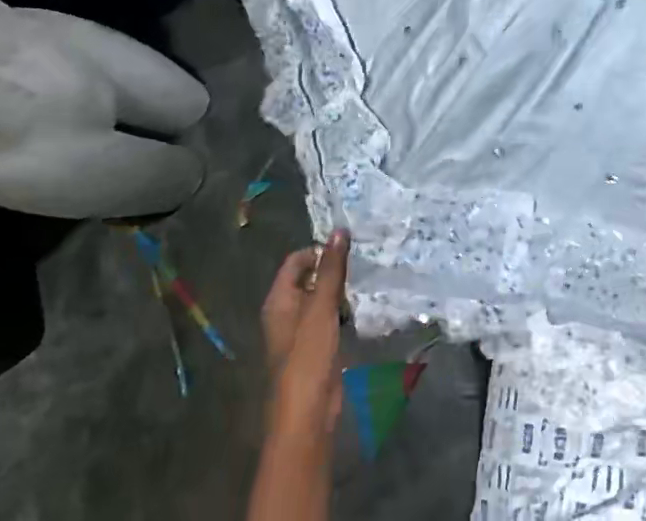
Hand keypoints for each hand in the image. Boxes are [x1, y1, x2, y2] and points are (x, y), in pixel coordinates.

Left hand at [260, 229, 349, 436]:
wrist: (307, 414)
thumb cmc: (308, 357)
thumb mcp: (321, 308)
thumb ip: (331, 269)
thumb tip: (340, 231)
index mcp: (278, 300)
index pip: (296, 260)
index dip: (319, 250)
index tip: (349, 247)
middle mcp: (286, 312)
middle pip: (310, 278)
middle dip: (334, 268)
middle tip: (363, 260)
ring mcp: (302, 331)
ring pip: (322, 298)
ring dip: (341, 289)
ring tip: (367, 279)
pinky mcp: (317, 346)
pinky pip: (330, 317)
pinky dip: (344, 309)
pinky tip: (362, 307)